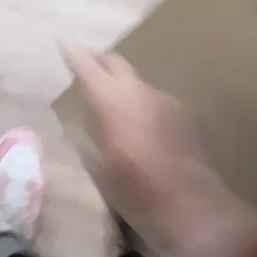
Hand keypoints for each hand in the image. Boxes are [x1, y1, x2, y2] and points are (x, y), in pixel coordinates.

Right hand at [63, 46, 256, 256]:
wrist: (195, 211)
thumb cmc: (135, 192)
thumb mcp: (97, 165)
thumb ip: (88, 133)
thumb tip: (82, 118)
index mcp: (111, 99)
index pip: (86, 65)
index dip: (72, 54)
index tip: (61, 44)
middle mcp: (139, 91)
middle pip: (114, 62)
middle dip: (97, 60)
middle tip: (83, 64)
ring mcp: (166, 100)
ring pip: (136, 81)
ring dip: (121, 84)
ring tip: (110, 100)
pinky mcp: (186, 115)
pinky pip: (154, 99)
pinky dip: (140, 102)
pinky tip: (138, 123)